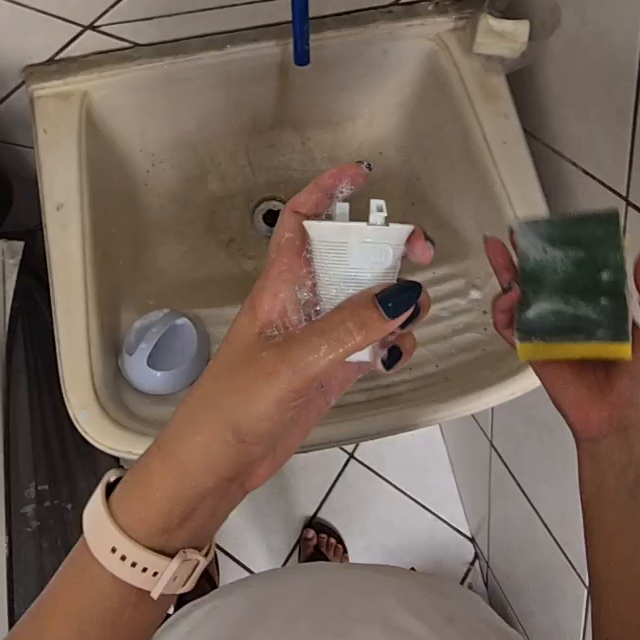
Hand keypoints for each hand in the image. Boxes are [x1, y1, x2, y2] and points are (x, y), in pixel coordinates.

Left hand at [111, 163, 432, 551]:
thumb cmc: (237, 404)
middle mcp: (303, 303)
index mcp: (281, 286)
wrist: (217, 464)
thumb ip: (348, 328)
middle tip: (422, 254)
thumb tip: (407, 294)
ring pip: (368, 300)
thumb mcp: (292, 361)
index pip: (301, 221)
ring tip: (412, 320)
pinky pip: (372, 342)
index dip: (327, 190)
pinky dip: (392, 343)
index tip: (363, 175)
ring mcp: (319, 337)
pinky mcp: (331, 370)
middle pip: (349, 256)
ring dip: (396, 302)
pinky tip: (395, 358)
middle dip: (386, 246)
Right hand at [483, 238, 639, 446]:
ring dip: (507, 276)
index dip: (562, 251)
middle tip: (511, 235)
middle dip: (522, 257)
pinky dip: (503, 311)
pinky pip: (510, 328)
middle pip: (541, 280)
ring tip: (501, 258)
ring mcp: (548, 333)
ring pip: (520, 299)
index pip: (577, 273)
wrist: (626, 424)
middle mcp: (571, 317)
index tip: (552, 231)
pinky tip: (509, 297)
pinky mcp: (532, 351)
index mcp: (601, 310)